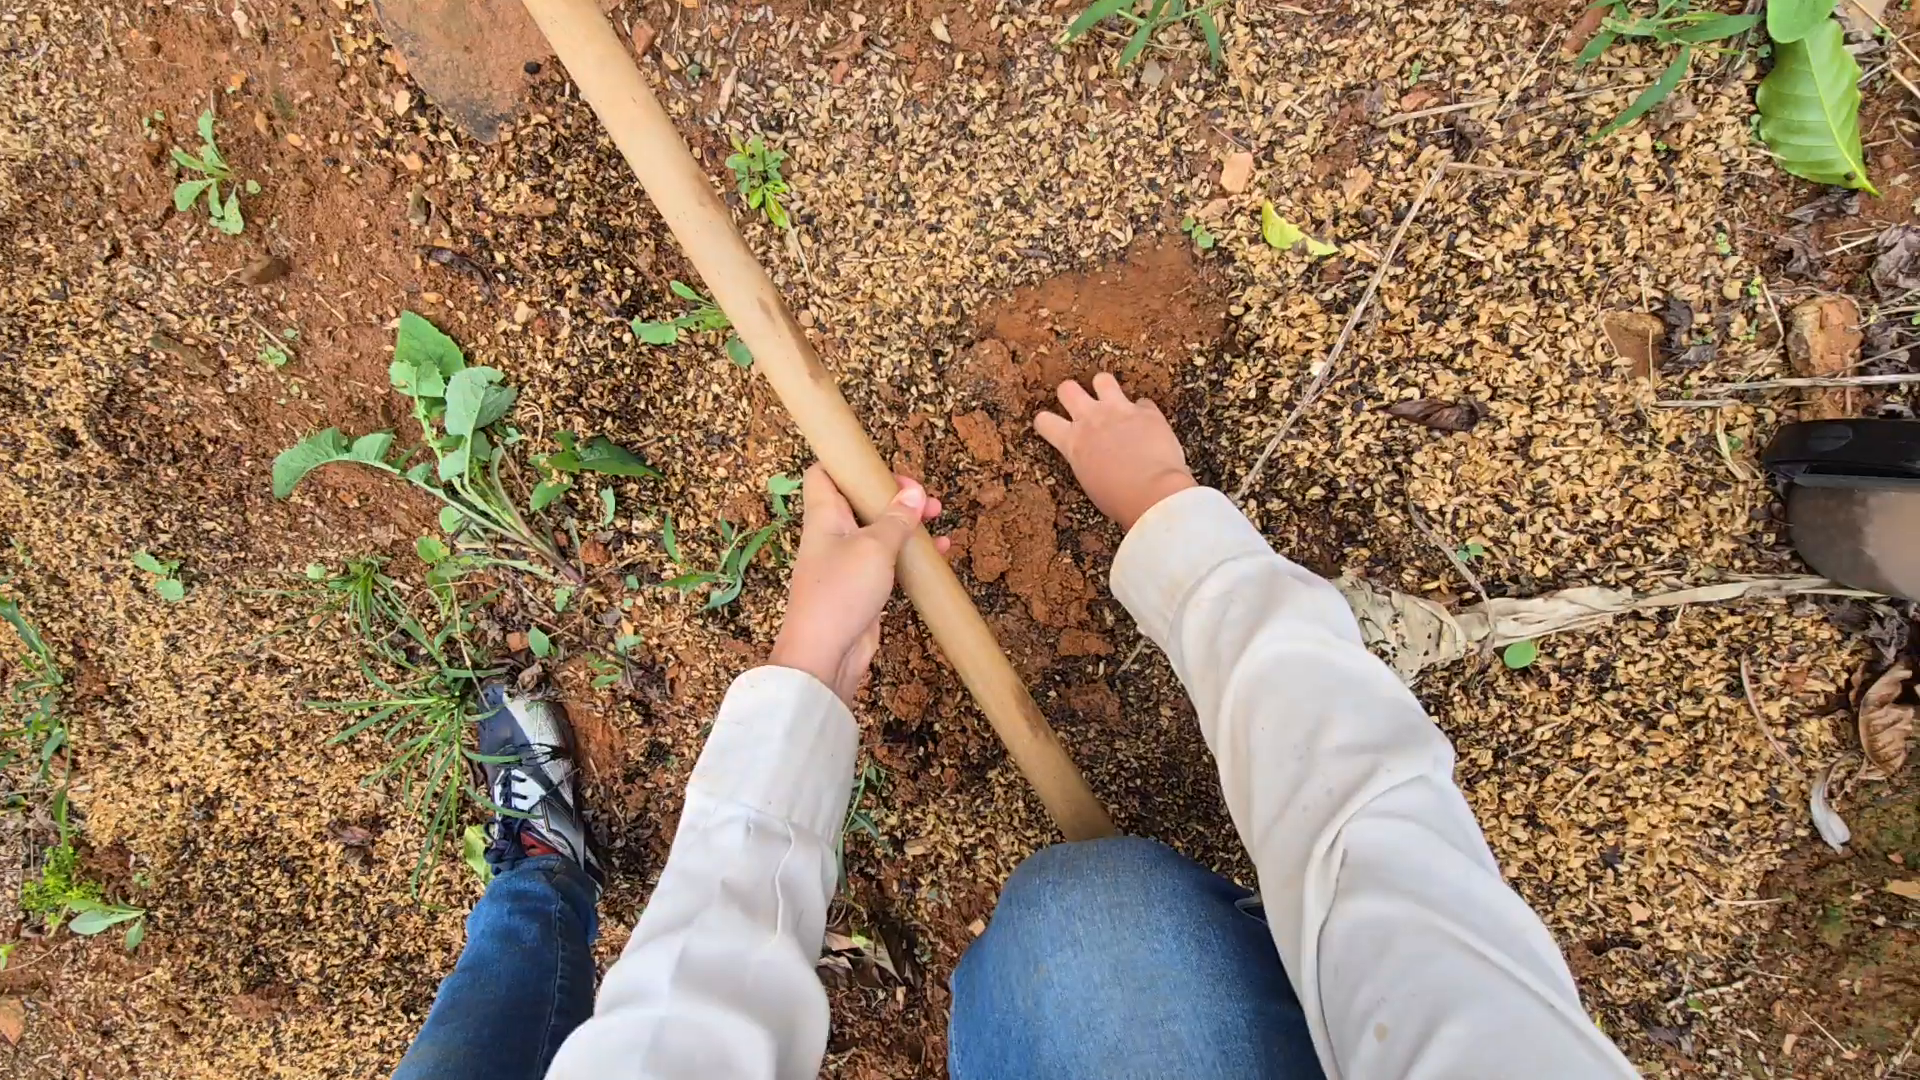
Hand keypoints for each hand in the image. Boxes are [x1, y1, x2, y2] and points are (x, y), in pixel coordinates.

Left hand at [768, 465, 946, 703]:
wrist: (825, 655)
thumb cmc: (841, 593)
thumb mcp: (875, 547)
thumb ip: (896, 519)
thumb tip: (914, 493)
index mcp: (825, 515)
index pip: (823, 474)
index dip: (848, 462)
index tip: (881, 465)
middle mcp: (834, 534)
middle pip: (861, 500)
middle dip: (894, 495)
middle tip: (925, 498)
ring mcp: (848, 561)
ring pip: (880, 531)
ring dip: (907, 523)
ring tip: (937, 520)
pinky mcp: (863, 587)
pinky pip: (889, 560)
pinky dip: (911, 553)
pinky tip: (938, 552)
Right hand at [1034, 373, 1195, 531]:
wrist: (1152, 493)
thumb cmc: (1119, 499)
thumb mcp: (1089, 482)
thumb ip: (1086, 459)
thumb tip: (1094, 456)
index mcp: (1072, 442)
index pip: (1044, 420)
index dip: (1046, 421)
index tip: (1052, 425)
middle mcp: (1091, 420)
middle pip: (1067, 388)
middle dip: (1071, 394)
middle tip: (1080, 406)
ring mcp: (1119, 411)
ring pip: (1102, 379)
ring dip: (1105, 388)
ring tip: (1112, 401)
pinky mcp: (1147, 411)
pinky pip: (1142, 402)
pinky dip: (1143, 412)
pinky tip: (1146, 425)